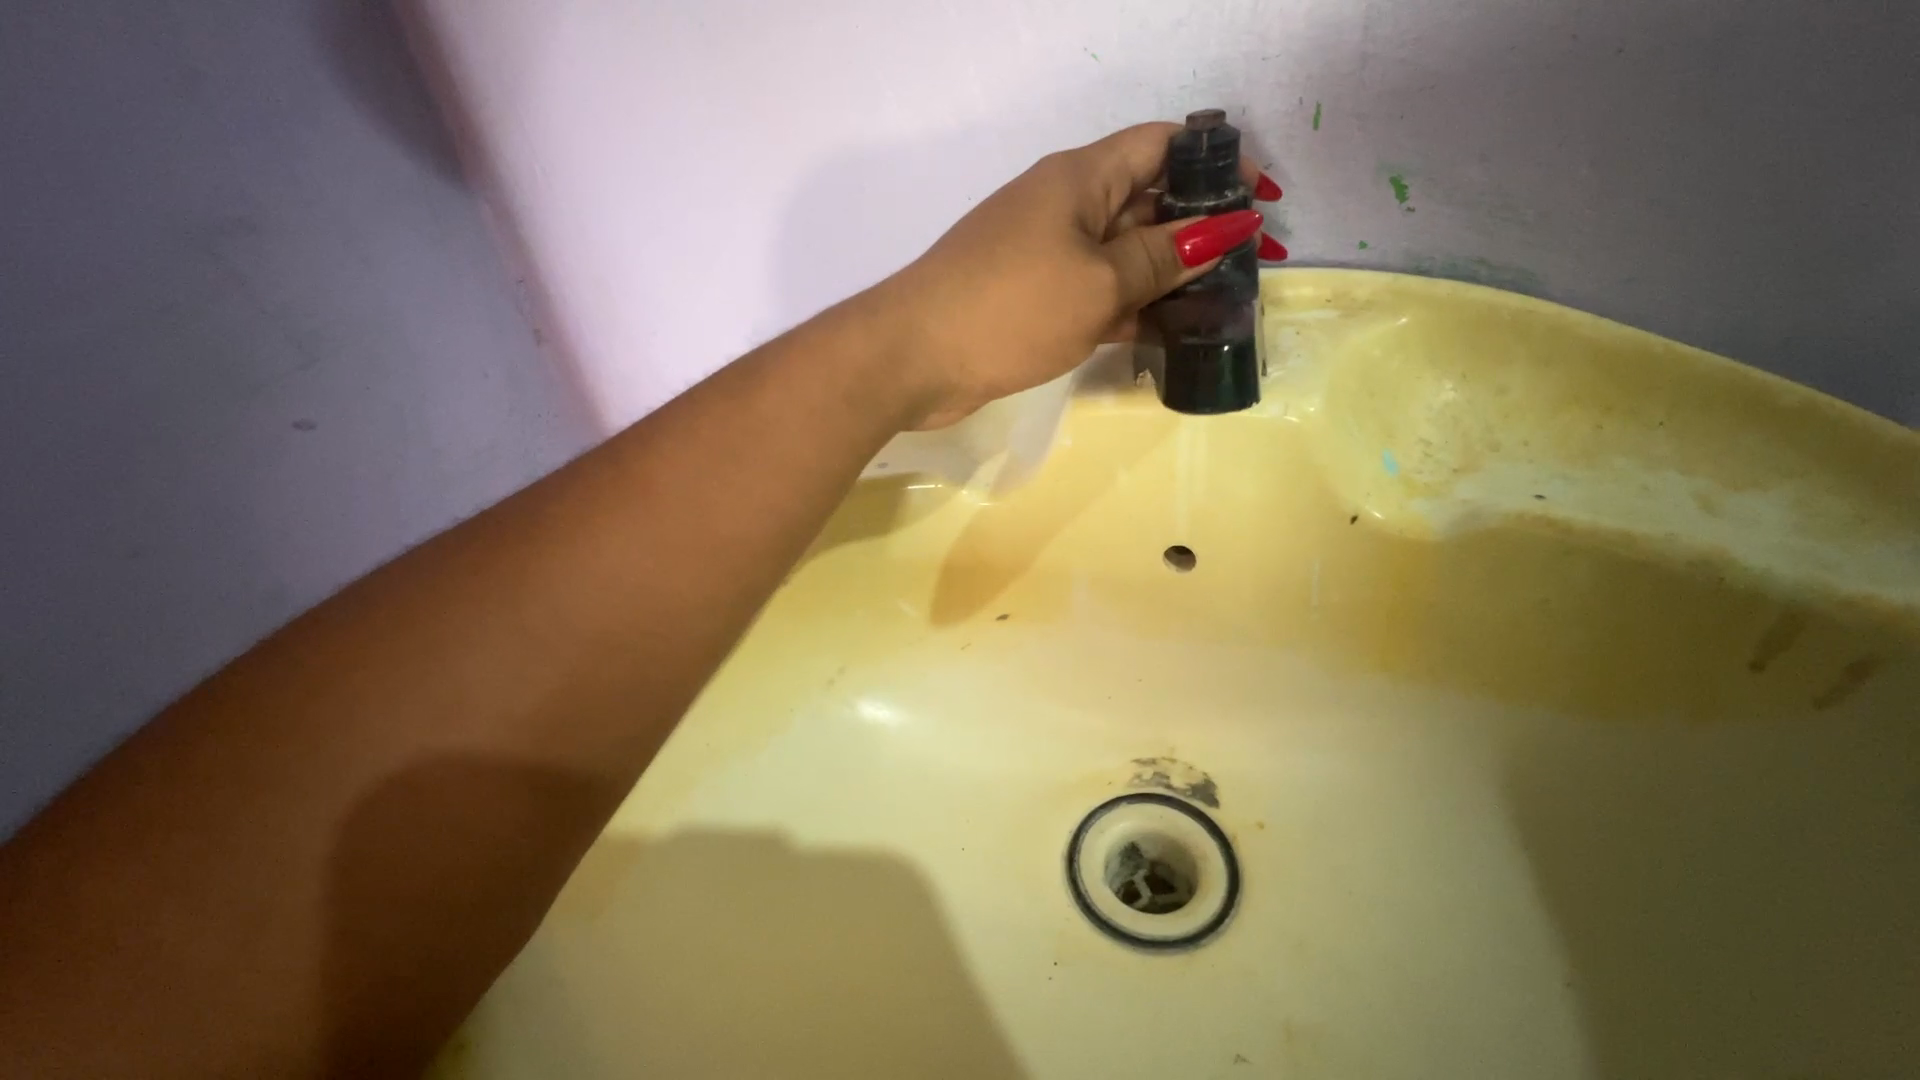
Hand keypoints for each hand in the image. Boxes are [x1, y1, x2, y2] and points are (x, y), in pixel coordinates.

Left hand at [870, 122, 1277, 428]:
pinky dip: (1131, 310)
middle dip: (1200, 228)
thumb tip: (1223, 228)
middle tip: (1251, 267)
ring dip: (1168, 277)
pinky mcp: (1033, 300)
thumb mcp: (1098, 282)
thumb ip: (1161, 257)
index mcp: (1080, 178)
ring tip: (1223, 305)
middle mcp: (1065, 207)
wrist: (911, 357)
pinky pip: (1096, 294)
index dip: (1217, 164)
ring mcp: (1046, 256)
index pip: (1162, 145)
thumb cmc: (1009, 307)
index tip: (1262, 201)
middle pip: (1147, 201)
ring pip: (1123, 255)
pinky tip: (1170, 337)